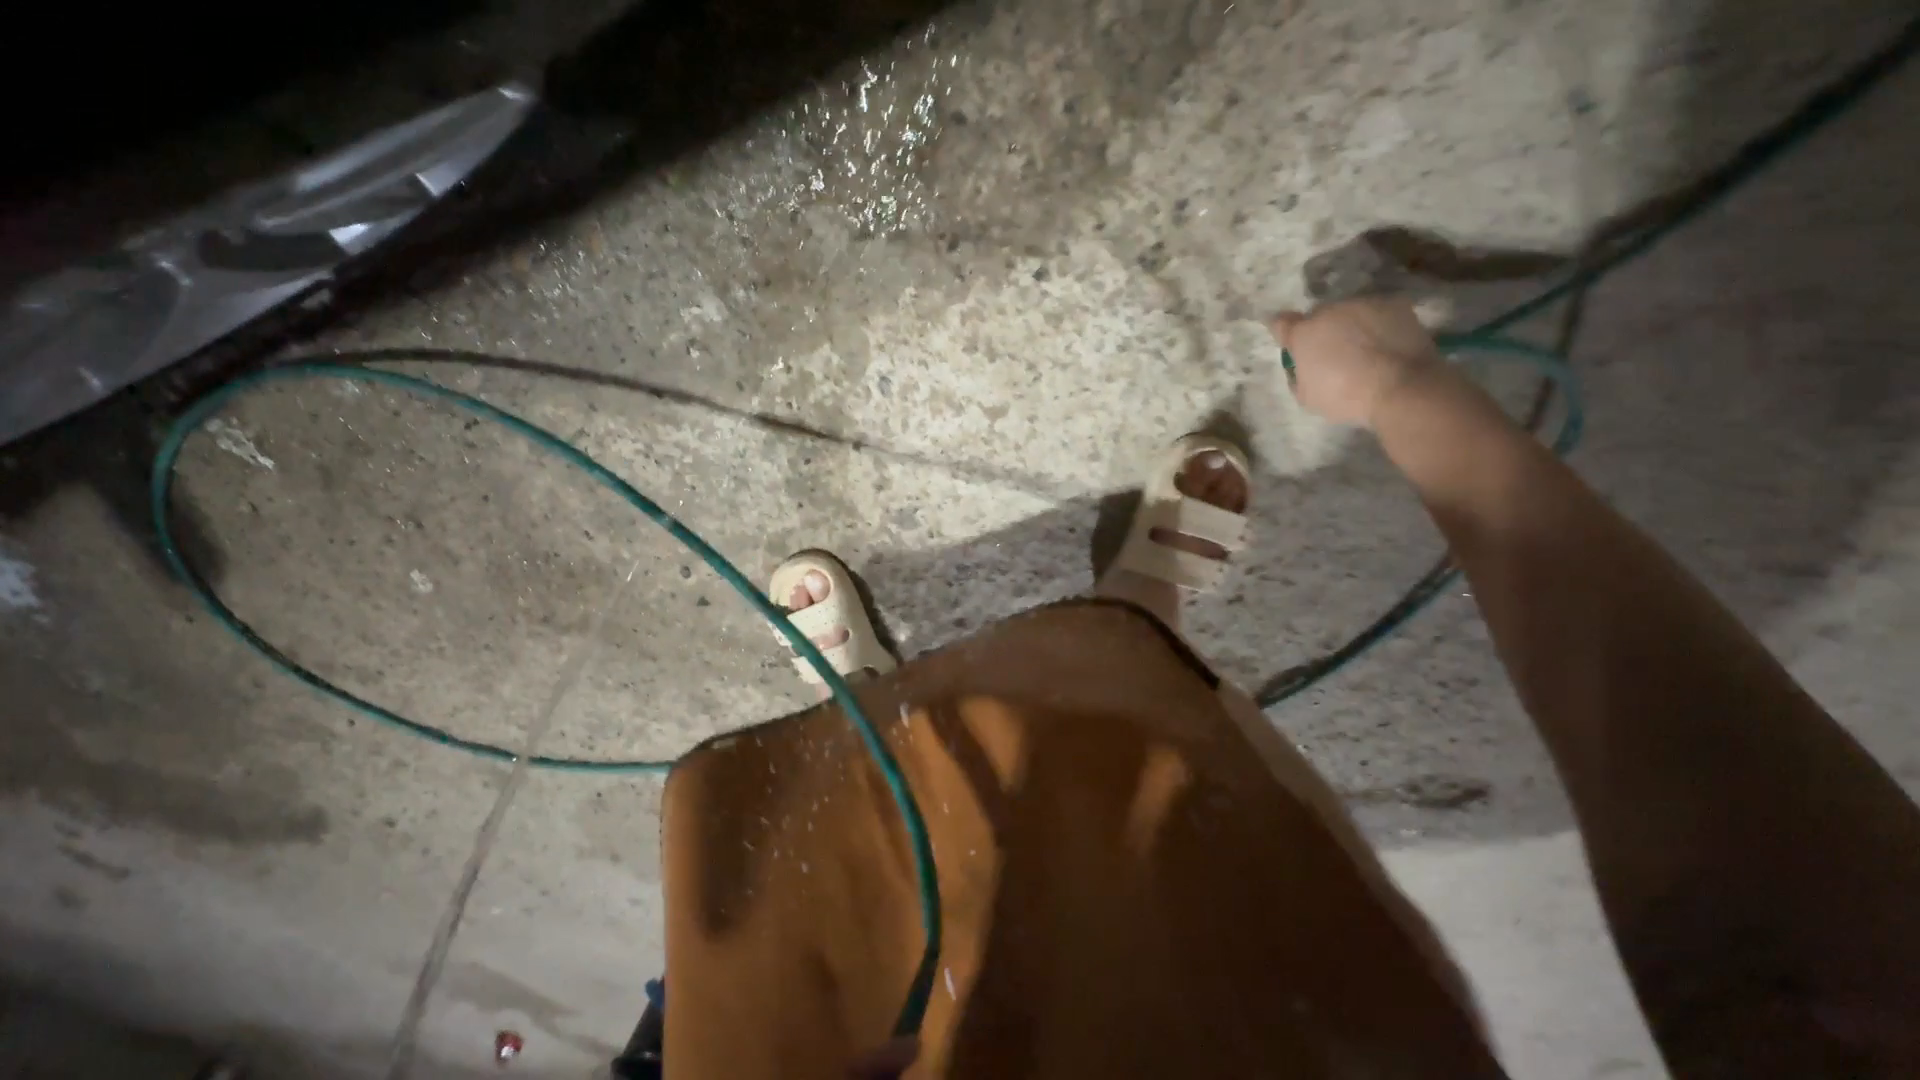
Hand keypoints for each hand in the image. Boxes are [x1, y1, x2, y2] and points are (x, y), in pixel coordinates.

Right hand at [1269, 298, 1446, 427]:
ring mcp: (1363, 303)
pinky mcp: (1394, 303)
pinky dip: (1380, 324)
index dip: (1284, 332)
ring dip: (1352, 326)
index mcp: (1303, 333)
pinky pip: (1380, 312)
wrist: (1401, 387)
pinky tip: (1388, 344)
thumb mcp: (1306, 397)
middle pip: (1320, 316)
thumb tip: (1302, 364)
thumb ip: (1297, 374)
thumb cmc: (1346, 398)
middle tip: (1336, 354)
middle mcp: (1329, 310)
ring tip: (1367, 349)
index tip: (1290, 342)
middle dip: (1323, 331)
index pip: (1281, 322)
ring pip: (1351, 312)